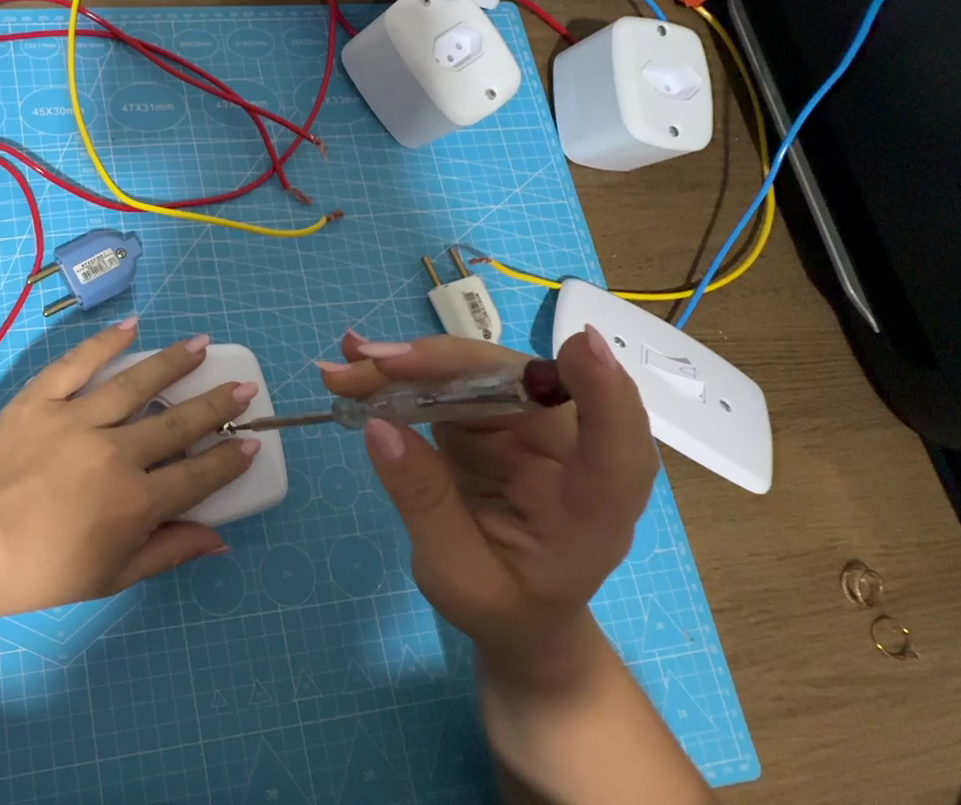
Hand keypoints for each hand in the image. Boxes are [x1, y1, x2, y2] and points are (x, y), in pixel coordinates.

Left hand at [0, 318, 259, 623]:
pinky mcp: (38, 400)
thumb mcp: (111, 577)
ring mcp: (74, 419)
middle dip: (216, 404)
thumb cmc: (38, 573)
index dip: (230, 458)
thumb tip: (217, 538)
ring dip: (172, 362)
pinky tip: (129, 328)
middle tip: (242, 386)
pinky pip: (76, 365)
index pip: (199, 474)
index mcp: (136, 500)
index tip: (252, 440)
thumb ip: (167, 552)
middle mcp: (115, 451)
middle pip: (178, 422)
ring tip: (200, 344)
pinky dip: (103, 344)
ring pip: (135, 383)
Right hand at [321, 328, 655, 668]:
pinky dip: (402, 375)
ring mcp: (528, 431)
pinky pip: (448, 385)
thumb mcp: (455, 573)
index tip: (578, 346)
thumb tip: (377, 426)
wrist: (516, 616)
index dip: (602, 392)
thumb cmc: (503, 606)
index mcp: (590, 506)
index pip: (616, 446)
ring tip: (343, 367)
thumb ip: (424, 502)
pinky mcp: (492, 423)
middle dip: (438, 364)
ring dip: (407, 365)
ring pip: (474, 374)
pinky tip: (360, 366)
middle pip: (518, 386)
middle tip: (362, 365)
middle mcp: (568, 453)